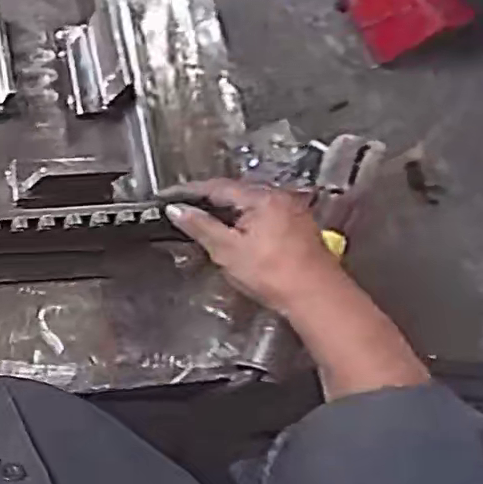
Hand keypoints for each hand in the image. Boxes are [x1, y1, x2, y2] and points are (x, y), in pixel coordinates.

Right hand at [163, 178, 353, 315]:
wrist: (316, 296)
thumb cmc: (272, 273)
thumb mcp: (226, 249)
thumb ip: (199, 226)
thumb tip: (176, 209)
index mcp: (262, 199)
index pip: (216, 187)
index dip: (187, 191)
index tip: (166, 197)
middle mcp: (280, 198)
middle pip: (234, 191)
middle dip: (205, 197)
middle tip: (179, 206)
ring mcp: (291, 211)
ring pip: (247, 202)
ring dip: (223, 208)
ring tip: (199, 217)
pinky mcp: (296, 225)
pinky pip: (260, 212)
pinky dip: (240, 217)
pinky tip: (229, 229)